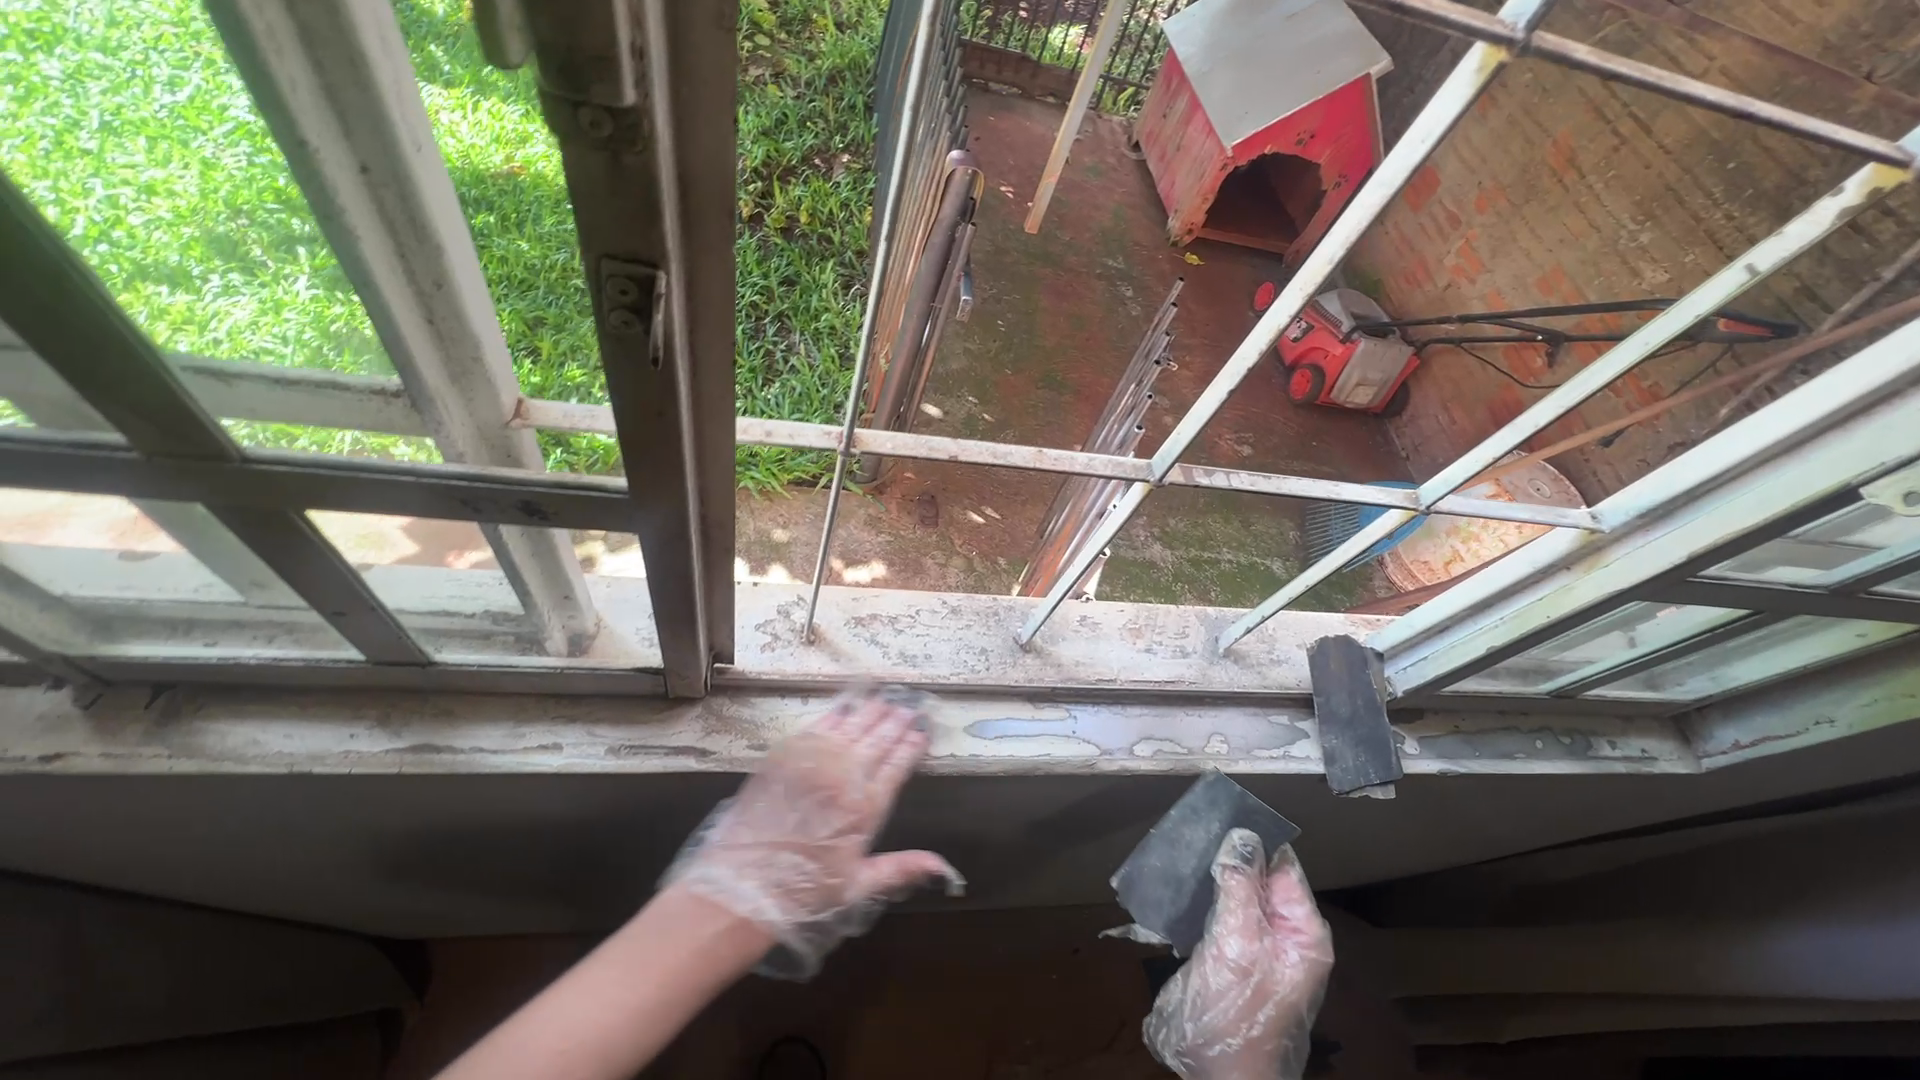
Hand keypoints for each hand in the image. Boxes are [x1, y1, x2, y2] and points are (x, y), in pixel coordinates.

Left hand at [660, 687, 963, 978]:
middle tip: (909, 709)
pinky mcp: (786, 757)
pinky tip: (845, 706)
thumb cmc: (803, 893)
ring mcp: (813, 764)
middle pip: (877, 742)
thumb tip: (943, 867)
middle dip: (895, 724)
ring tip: (885, 700)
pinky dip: (835, 714)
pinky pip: (818, 727)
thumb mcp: (857, 886)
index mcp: (865, 809)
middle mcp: (843, 778)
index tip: (922, 733)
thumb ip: (901, 868)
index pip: (896, 768)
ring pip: (850, 728)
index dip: (911, 749)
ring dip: (870, 713)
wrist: (742, 886)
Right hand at [1143, 829, 1333, 1079]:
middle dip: (1223, 853)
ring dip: (1203, 874)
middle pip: (1252, 874)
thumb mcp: (1238, 943)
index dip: (1253, 837)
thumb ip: (1238, 885)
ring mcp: (1248, 944)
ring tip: (1173, 848)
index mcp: (1299, 929)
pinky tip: (1168, 882)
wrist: (1215, 1077)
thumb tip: (1241, 834)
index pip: (1281, 863)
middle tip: (1188, 827)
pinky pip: (1208, 911)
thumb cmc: (1236, 1013)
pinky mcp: (1219, 954)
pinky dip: (1191, 897)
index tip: (1218, 811)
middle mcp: (1279, 932)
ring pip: (1226, 890)